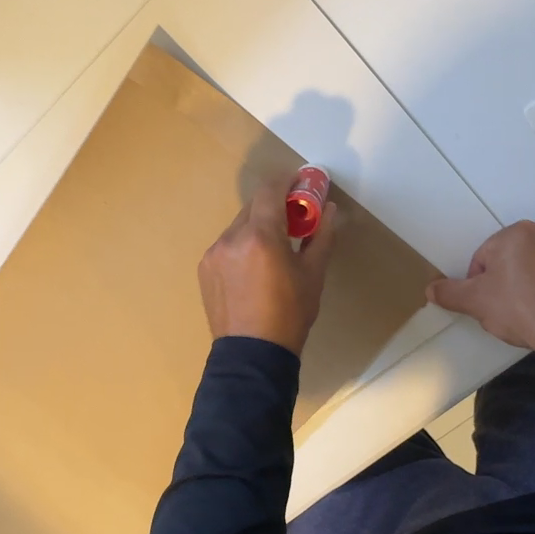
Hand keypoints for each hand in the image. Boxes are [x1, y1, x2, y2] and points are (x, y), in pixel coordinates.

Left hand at [198, 173, 341, 355]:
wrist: (252, 354)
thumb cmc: (290, 315)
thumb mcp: (313, 275)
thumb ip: (321, 236)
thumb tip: (329, 209)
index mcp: (260, 236)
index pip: (270, 190)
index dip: (287, 179)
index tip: (301, 180)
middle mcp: (231, 238)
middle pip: (254, 206)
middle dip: (274, 206)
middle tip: (294, 216)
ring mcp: (214, 253)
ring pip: (239, 226)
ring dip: (258, 227)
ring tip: (275, 247)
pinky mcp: (205, 269)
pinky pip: (227, 245)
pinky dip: (243, 245)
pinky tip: (255, 267)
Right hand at [426, 222, 534, 362]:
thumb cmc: (521, 310)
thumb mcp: (477, 303)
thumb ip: (451, 293)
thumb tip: (430, 288)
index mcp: (515, 234)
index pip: (485, 257)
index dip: (481, 284)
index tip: (490, 305)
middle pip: (515, 257)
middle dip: (510, 279)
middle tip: (511, 308)